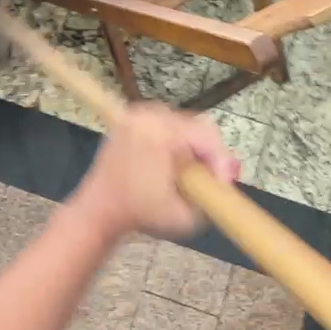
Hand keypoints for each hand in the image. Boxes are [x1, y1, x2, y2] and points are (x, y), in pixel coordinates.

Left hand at [68, 103, 241, 238]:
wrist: (98, 210)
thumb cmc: (139, 214)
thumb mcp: (184, 214)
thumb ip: (213, 194)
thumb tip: (232, 172)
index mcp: (161, 134)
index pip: (207, 135)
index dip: (221, 159)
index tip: (225, 182)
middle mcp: (148, 116)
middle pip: (196, 126)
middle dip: (208, 152)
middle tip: (213, 177)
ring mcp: (136, 115)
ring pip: (182, 123)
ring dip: (192, 145)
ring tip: (194, 171)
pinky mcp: (129, 119)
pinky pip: (164, 123)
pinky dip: (175, 140)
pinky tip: (175, 161)